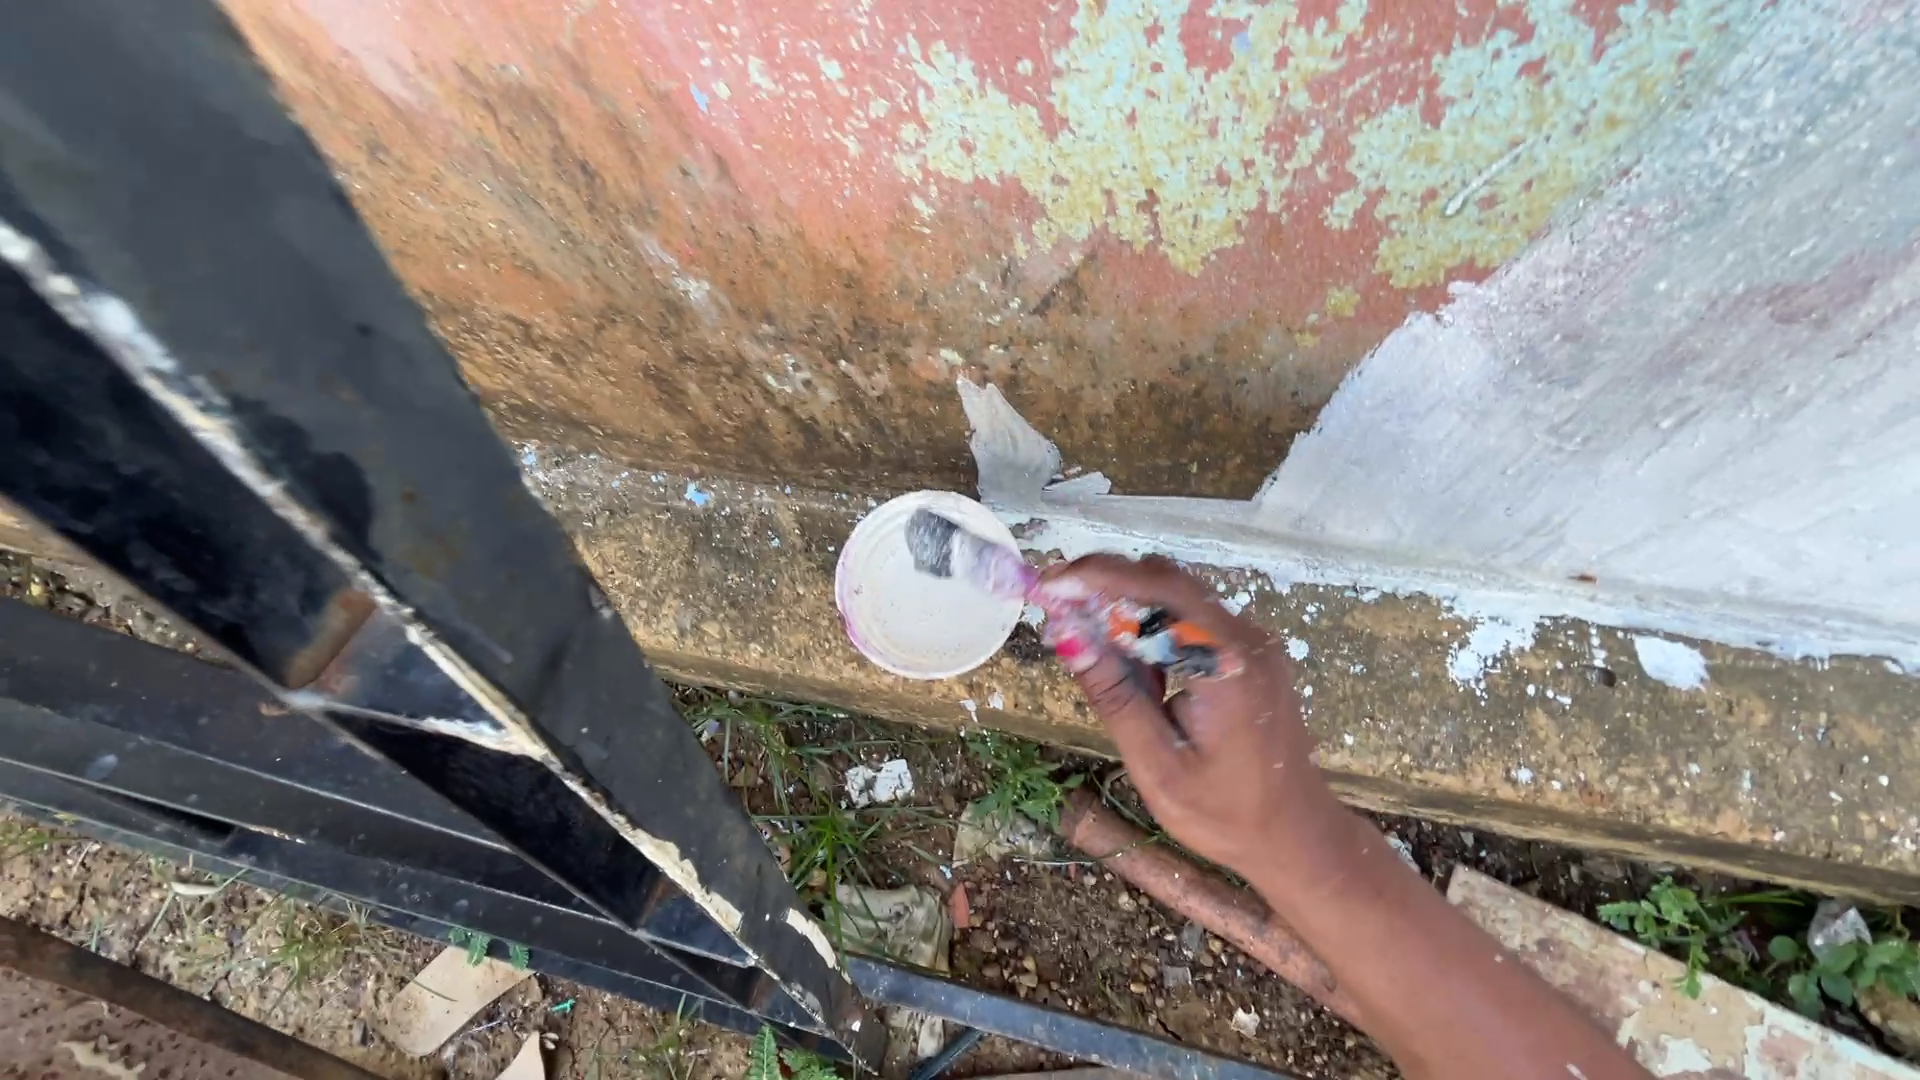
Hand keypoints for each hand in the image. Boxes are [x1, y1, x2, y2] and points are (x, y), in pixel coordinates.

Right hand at [1037, 555, 1349, 877]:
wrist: (1296, 836)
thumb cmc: (1225, 814)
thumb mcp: (1157, 765)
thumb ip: (1115, 696)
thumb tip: (1068, 635)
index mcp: (1228, 665)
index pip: (1160, 591)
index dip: (1101, 576)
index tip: (1052, 581)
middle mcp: (1246, 639)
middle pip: (1167, 582)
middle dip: (1105, 582)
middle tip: (1055, 601)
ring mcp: (1252, 641)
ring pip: (1176, 594)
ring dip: (1124, 600)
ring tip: (1077, 624)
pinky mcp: (1247, 651)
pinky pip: (1190, 617)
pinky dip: (1148, 621)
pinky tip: (1122, 651)